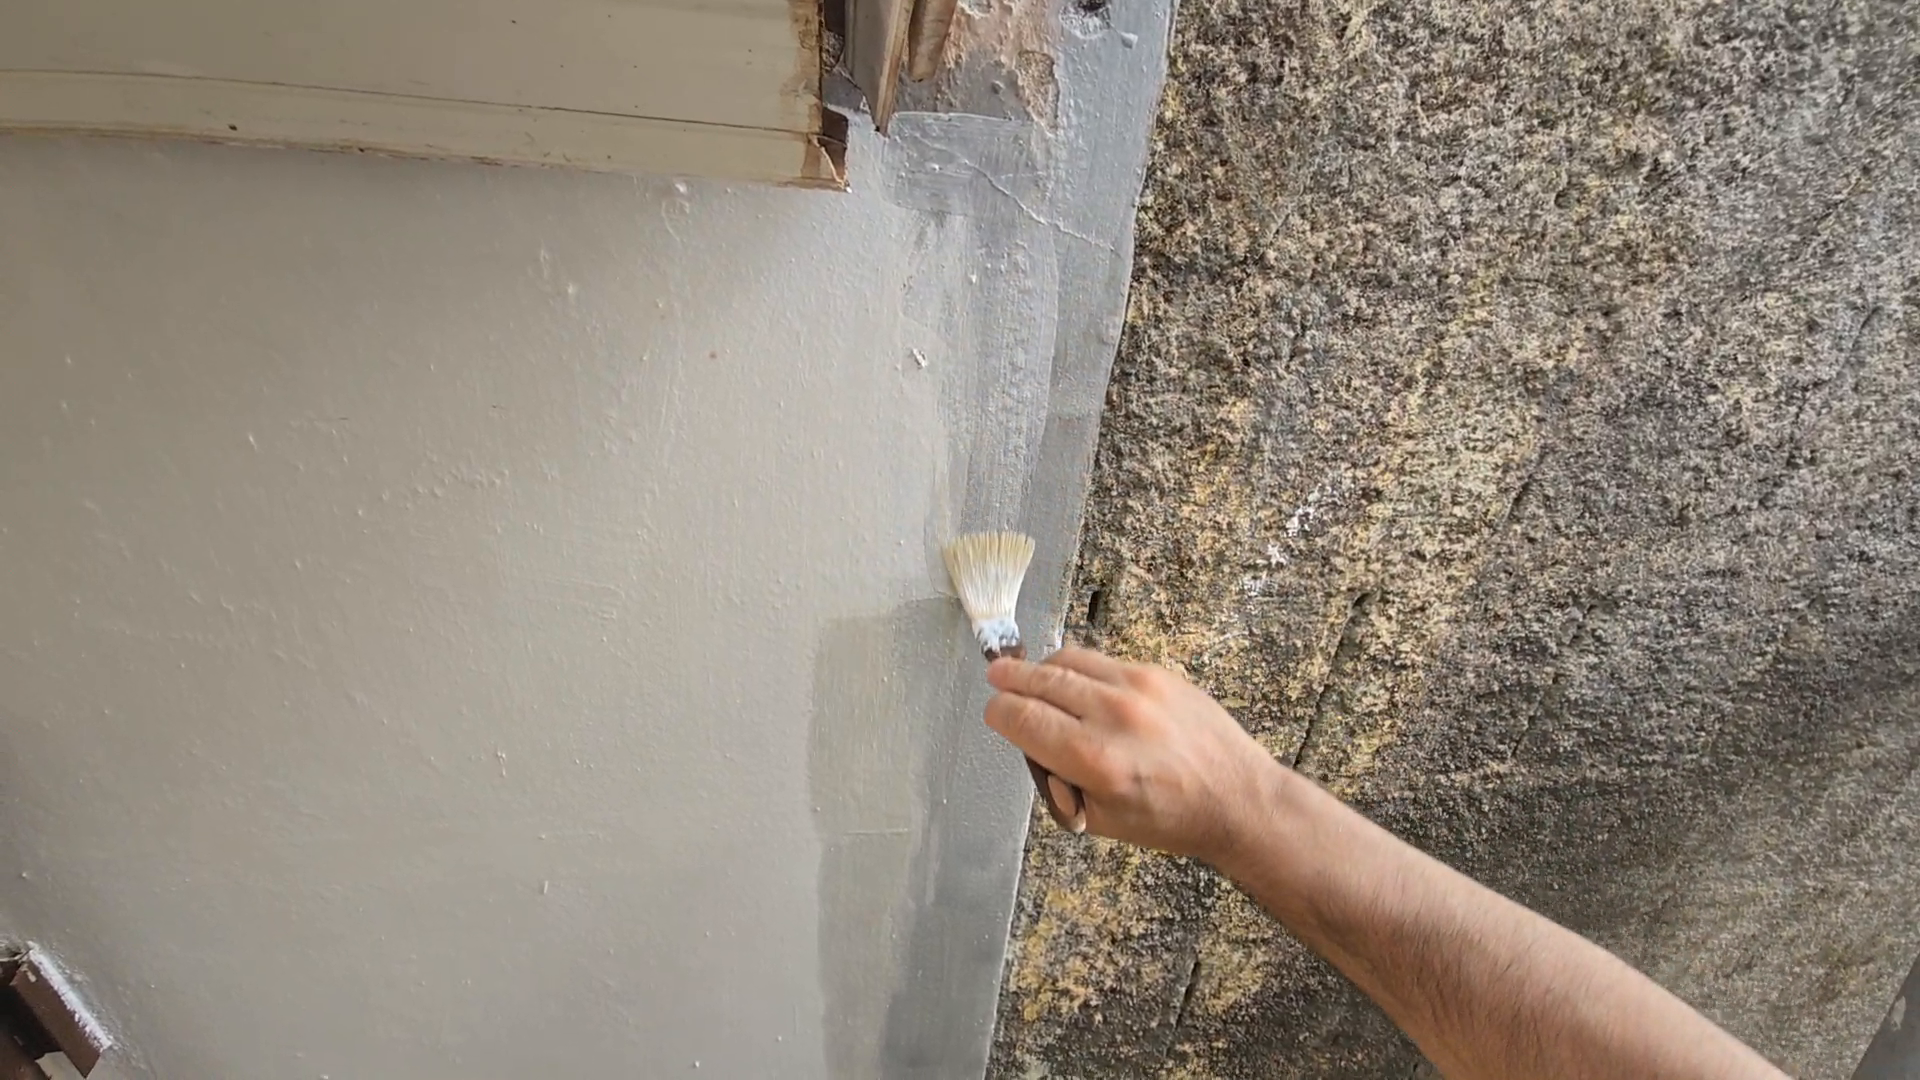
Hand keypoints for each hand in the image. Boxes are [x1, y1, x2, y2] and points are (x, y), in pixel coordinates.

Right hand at [984, 647, 1281, 863]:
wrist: (1236, 797)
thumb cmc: (1169, 817)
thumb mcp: (1099, 820)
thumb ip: (1057, 779)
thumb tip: (1032, 739)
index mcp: (1094, 760)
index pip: (1022, 718)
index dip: (998, 713)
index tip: (994, 713)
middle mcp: (1113, 716)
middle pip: (1038, 681)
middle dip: (1010, 680)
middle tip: (995, 676)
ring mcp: (1137, 687)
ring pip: (1067, 660)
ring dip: (1042, 668)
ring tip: (1032, 677)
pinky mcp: (1155, 673)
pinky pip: (1100, 660)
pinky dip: (1079, 669)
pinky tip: (1076, 681)